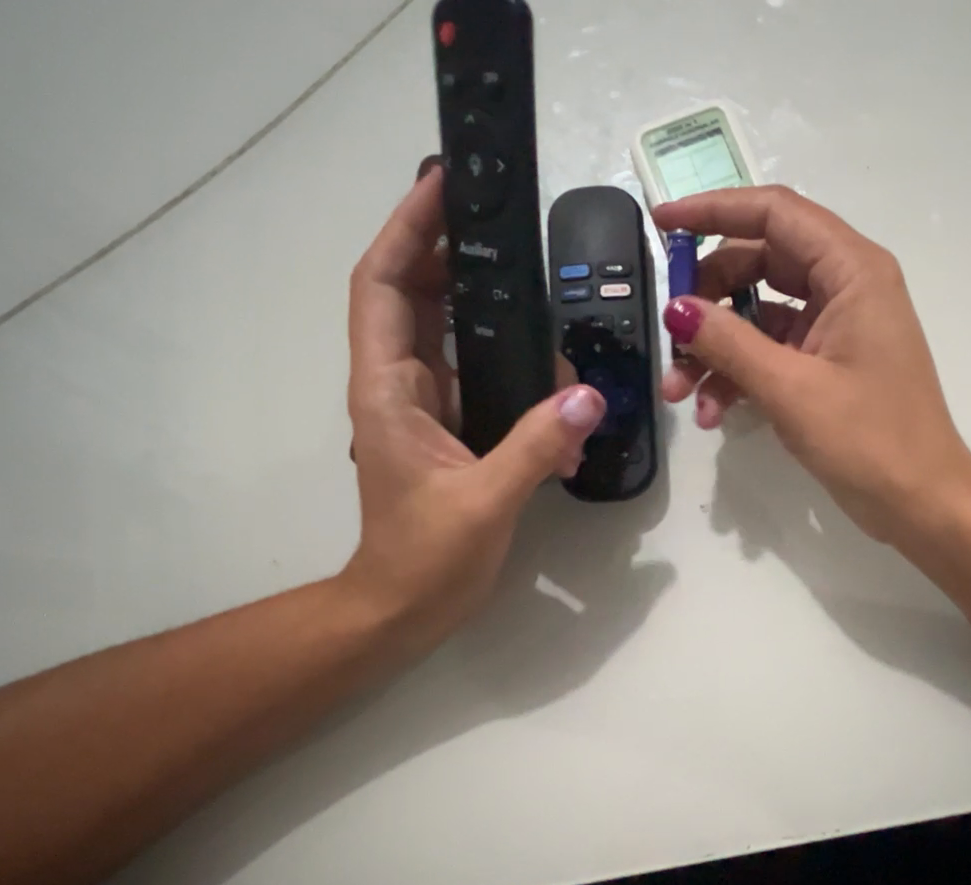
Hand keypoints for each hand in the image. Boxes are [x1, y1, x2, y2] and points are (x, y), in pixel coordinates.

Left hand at [339, 164, 604, 640]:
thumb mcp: (484, 502)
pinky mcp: (453, 430)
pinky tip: (559, 393)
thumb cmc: (424, 559)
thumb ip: (537, 446)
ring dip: (496, 317)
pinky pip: (482, 377)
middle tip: (509, 229)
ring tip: (547, 318)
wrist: (401, 610)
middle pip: (416, 295)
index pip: (382, 286)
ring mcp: (427, 407)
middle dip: (455, 255)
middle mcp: (402, 386)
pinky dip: (515, 370)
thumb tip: (588, 397)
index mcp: (389, 390)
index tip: (443, 187)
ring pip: (454, 334)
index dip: (405, 229)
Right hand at [654, 186, 970, 544]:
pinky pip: (772, 351)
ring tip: (680, 393)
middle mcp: (846, 286)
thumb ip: (728, 341)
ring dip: (715, 347)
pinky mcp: (828, 363)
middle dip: (706, 299)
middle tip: (668, 335)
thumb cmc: (869, 439)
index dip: (714, 210)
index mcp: (852, 270)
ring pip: (759, 312)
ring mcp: (837, 327)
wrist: (922, 503)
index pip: (774, 213)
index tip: (661, 223)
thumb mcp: (791, 388)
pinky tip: (712, 412)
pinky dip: (739, 374)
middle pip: (758, 262)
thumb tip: (675, 308)